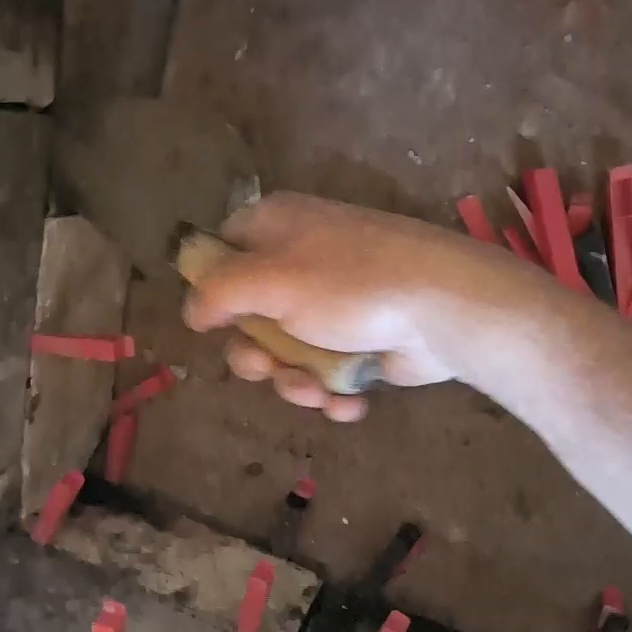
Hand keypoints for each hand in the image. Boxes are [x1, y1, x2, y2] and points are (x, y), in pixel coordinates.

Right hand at [182, 192, 543, 421]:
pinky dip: (332, 392)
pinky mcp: (358, 344)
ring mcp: (331, 307)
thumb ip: (217, 292)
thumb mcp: (270, 279)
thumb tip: (190, 312)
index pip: (222, 252)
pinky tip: (348, 402)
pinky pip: (324, 373)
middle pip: (249, 319)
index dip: (212, 292)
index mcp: (276, 229)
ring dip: (295, 383)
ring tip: (318, 391)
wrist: (442, 310)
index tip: (213, 325)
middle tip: (269, 367)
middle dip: (257, 356)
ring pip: (286, 355)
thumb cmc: (350, 285)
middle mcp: (300, 264)